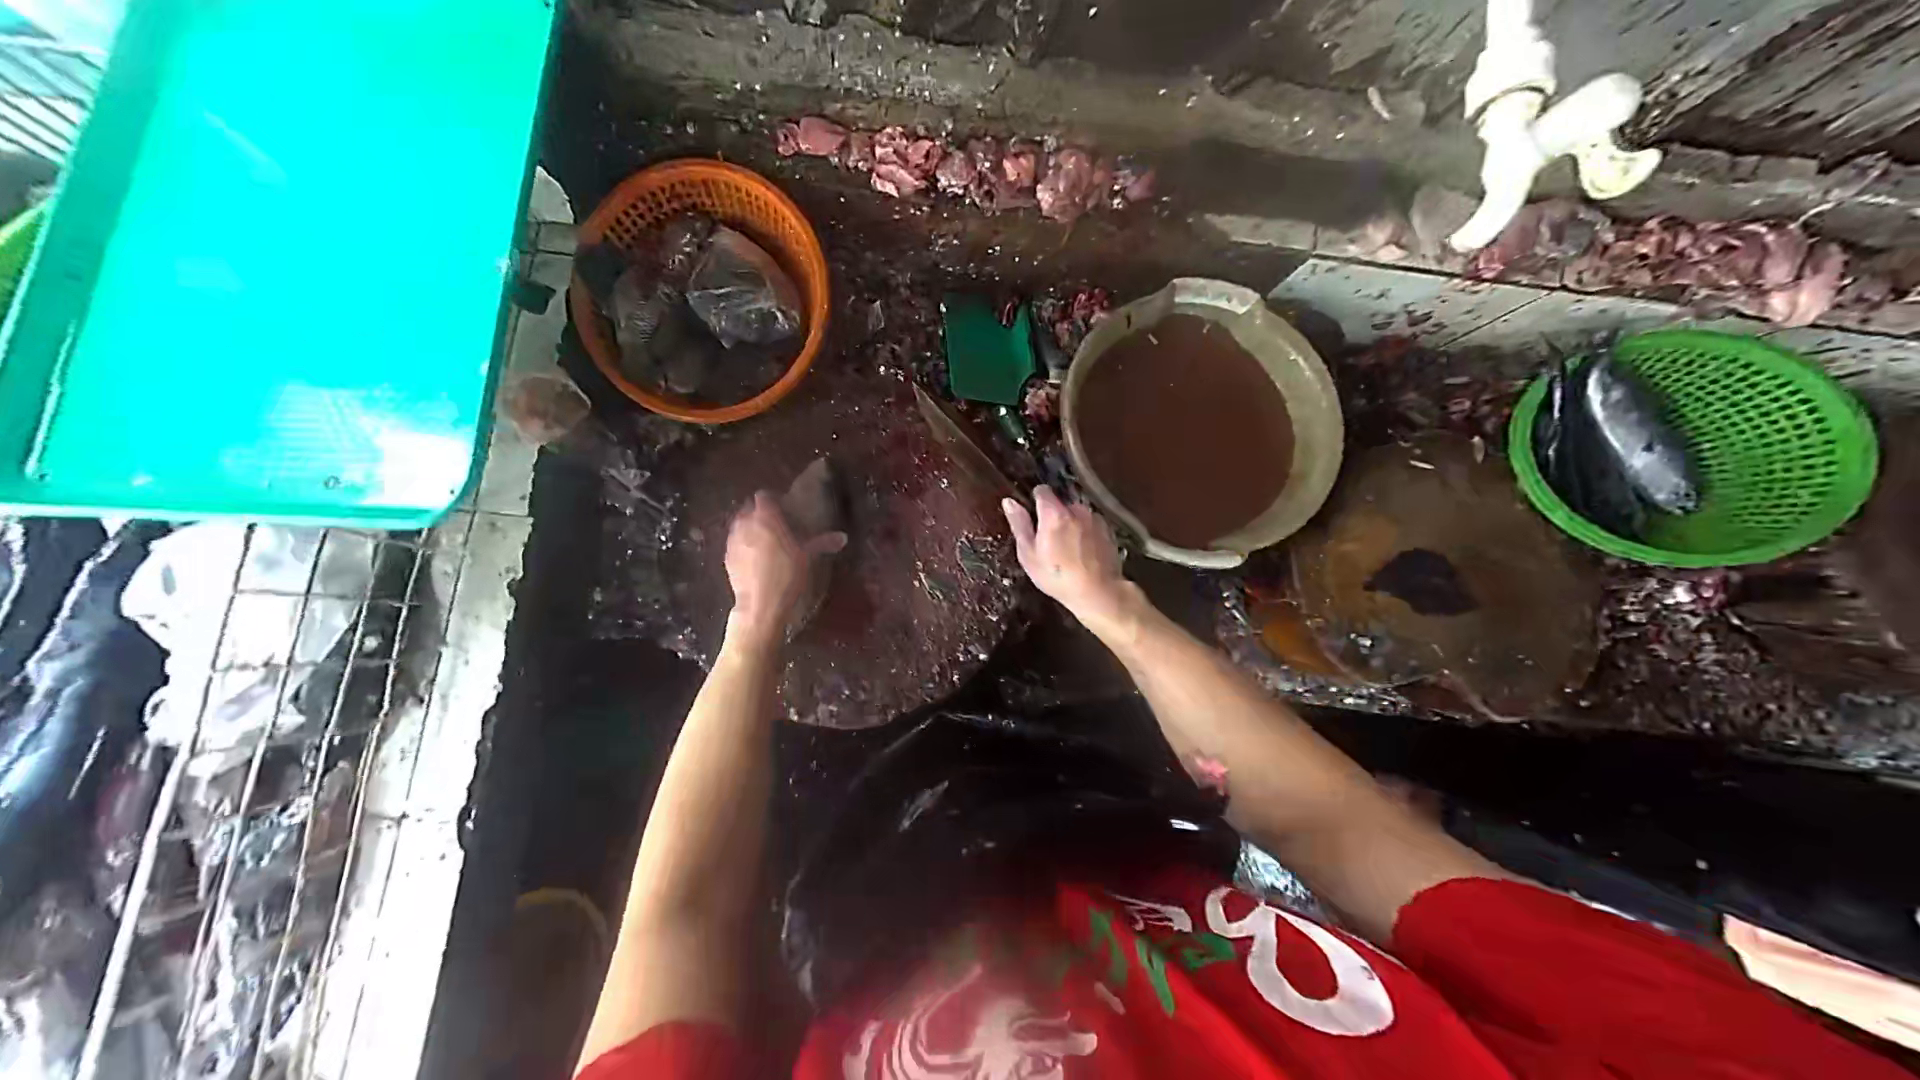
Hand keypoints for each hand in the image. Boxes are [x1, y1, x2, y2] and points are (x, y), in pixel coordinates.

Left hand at [725, 492, 846, 641]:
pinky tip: (754, 558)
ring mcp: (733, 540)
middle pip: (750, 508)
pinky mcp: (726, 557)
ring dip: (750, 528)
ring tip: (765, 541)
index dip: (774, 500)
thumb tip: (843, 537)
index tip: (784, 509)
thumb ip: (824, 542)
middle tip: (776, 525)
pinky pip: (735, 542)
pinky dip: (743, 544)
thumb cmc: (787, 576)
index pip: (765, 496)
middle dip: (760, 513)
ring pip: (740, 525)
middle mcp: (745, 523)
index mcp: (766, 518)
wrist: (759, 605)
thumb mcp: (808, 557)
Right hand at [1003, 486, 1133, 630]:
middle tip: (1050, 542)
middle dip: (1055, 517)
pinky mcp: (1108, 529)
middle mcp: (1076, 509)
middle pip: (1060, 504)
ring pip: (1077, 514)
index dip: (1036, 501)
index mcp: (1054, 513)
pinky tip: (1084, 553)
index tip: (1035, 518)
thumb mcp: (1029, 554)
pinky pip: (1091, 524)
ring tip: (1069, 550)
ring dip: (1071, 525)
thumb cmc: (1057, 576)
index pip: (1042, 490)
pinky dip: (1086, 533)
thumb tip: (1009, 501)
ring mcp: (1095, 518)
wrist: (1097, 592)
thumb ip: (1019, 524)